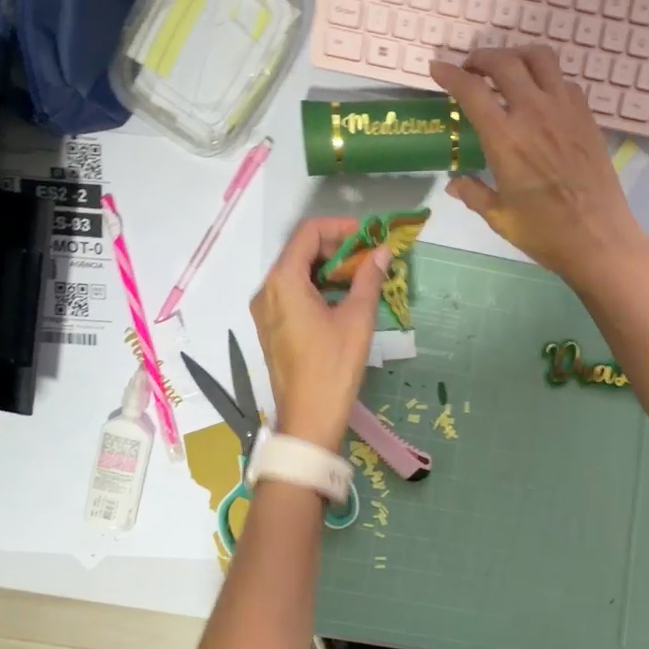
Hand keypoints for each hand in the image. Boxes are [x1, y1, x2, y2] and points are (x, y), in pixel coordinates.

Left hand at [250, 217, 389, 450]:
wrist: (309, 420)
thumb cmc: (333, 368)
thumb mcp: (357, 320)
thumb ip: (368, 279)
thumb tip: (382, 252)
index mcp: (283, 281)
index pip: (308, 233)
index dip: (341, 228)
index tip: (370, 236)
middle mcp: (267, 290)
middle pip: (301, 252)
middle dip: (337, 250)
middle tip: (371, 259)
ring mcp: (266, 312)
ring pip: (297, 275)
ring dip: (329, 271)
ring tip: (363, 280)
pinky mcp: (272, 330)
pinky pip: (293, 297)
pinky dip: (318, 291)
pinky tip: (344, 302)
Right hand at [431, 46, 648, 287]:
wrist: (597, 238)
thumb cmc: (545, 233)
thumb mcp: (501, 218)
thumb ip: (474, 194)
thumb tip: (454, 183)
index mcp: (505, 140)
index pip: (472, 91)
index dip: (450, 74)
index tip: (437, 69)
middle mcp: (533, 113)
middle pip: (504, 62)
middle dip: (481, 58)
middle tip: (471, 69)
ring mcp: (564, 109)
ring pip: (538, 58)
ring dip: (516, 56)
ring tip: (507, 70)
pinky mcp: (585, 115)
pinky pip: (563, 80)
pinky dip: (545, 78)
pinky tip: (540, 97)